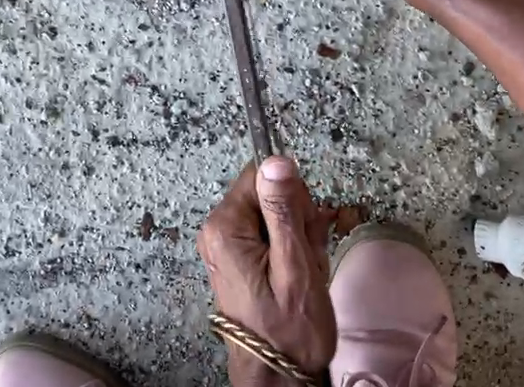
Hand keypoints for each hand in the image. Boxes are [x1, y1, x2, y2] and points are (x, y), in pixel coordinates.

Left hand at [196, 157, 336, 385]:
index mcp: (225, 225)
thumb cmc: (289, 329)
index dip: (290, 197)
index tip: (302, 230)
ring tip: (303, 273)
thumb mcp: (294, 264)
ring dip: (298, 239)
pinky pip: (269, 236)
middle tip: (306, 259)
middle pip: (267, 194)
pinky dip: (290, 252)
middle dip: (297, 221)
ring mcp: (225, 245)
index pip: (260, 175)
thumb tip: (276, 159)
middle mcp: (217, 229)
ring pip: (274, 215)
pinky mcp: (237, 258)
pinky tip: (297, 277)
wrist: (277, 378)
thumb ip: (284, 209)